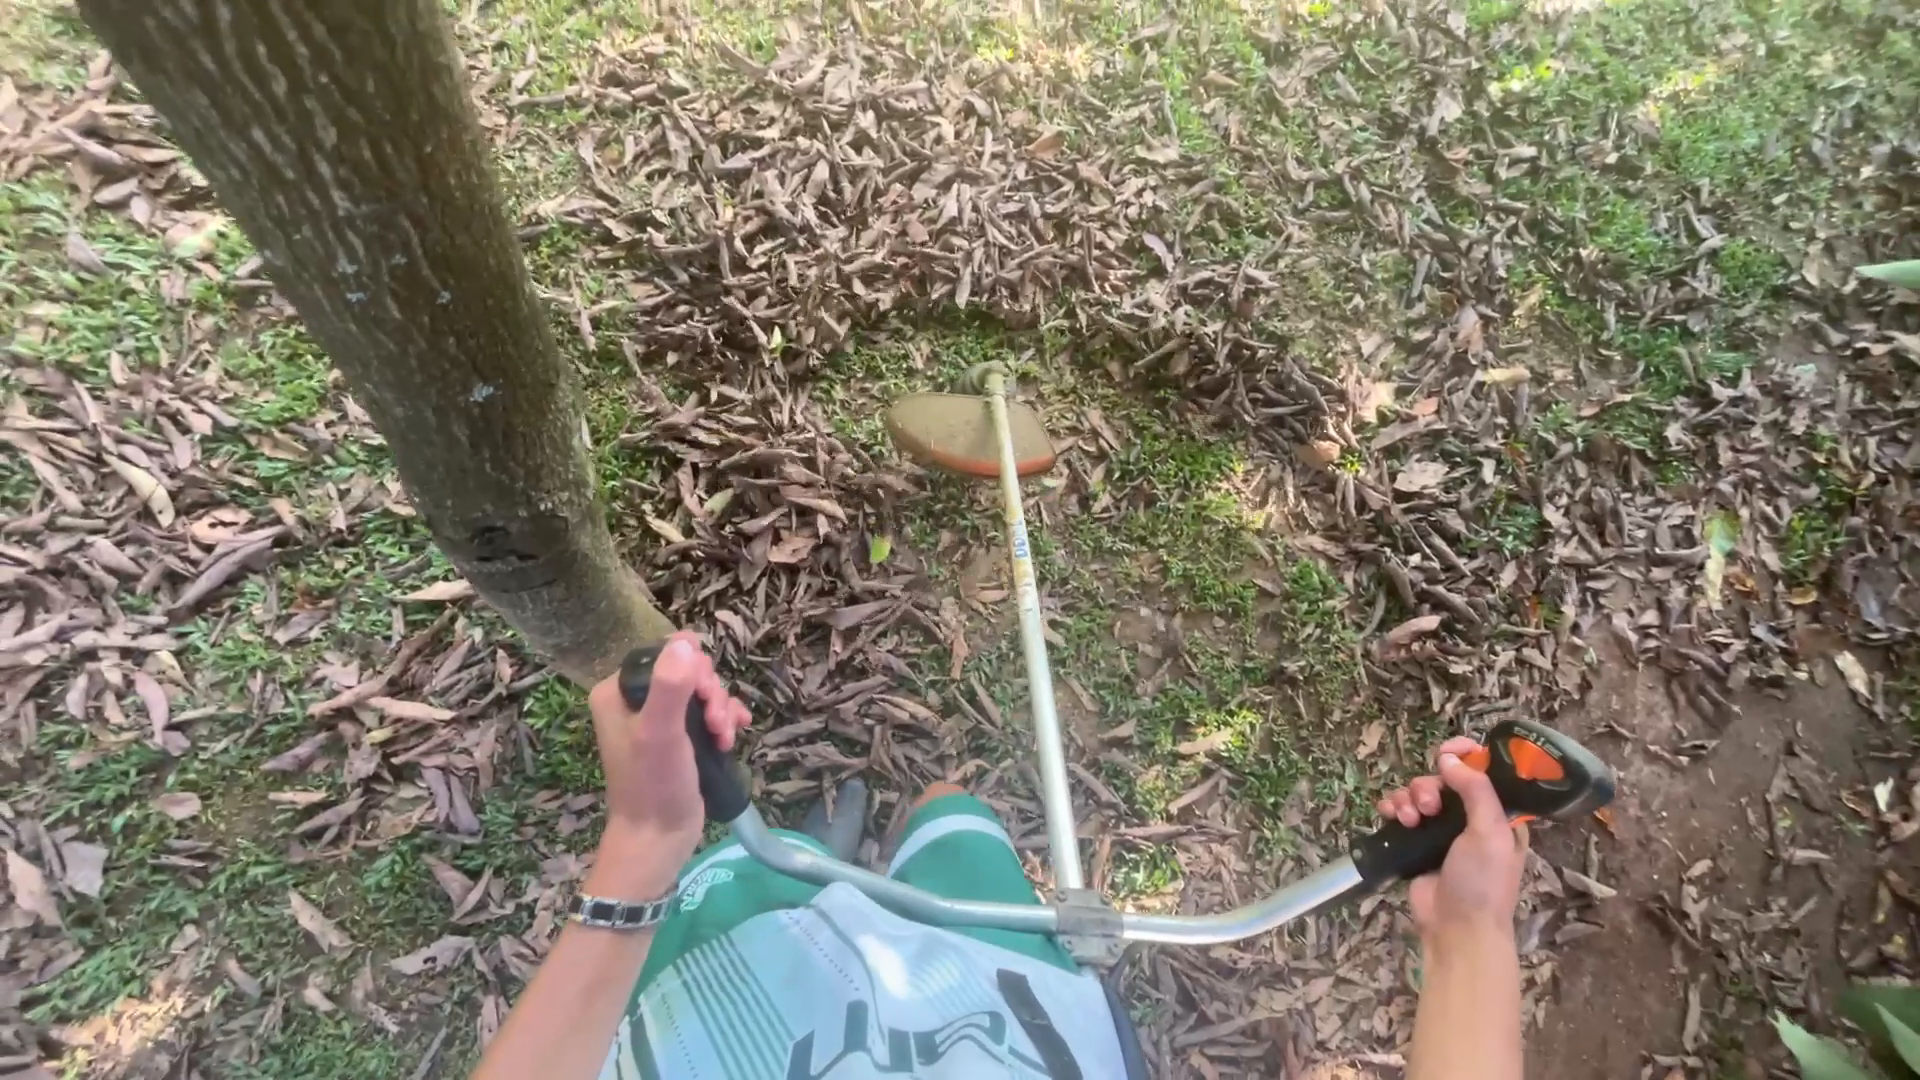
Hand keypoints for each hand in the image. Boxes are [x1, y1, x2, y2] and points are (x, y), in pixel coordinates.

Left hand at [584, 633, 749, 894]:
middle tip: (716, 725)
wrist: (659, 839)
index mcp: (617, 690)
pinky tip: (734, 737)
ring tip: (724, 739)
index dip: (695, 671)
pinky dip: (726, 720)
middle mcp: (635, 699)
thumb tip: (686, 640)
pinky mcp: (680, 737)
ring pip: (704, 692)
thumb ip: (670, 687)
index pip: (667, 654)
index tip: (704, 698)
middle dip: (712, 696)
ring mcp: (659, 719)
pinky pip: (711, 711)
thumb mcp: (660, 732)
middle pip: (690, 672)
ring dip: (722, 710)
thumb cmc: (653, 785)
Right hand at [1375, 736, 1527, 946]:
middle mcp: (1469, 818)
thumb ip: (1476, 791)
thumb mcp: (1490, 834)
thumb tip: (1450, 758)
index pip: (1483, 771)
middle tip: (1428, 806)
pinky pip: (1398, 809)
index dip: (1465, 756)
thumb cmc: (1483, 883)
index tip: (1445, 753)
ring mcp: (1440, 830)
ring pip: (1417, 793)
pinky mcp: (1415, 841)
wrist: (1455, 927)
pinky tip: (1393, 818)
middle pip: (1442, 779)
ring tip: (1409, 820)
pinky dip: (1392, 808)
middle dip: (1428, 786)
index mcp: (1498, 815)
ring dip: (1407, 798)